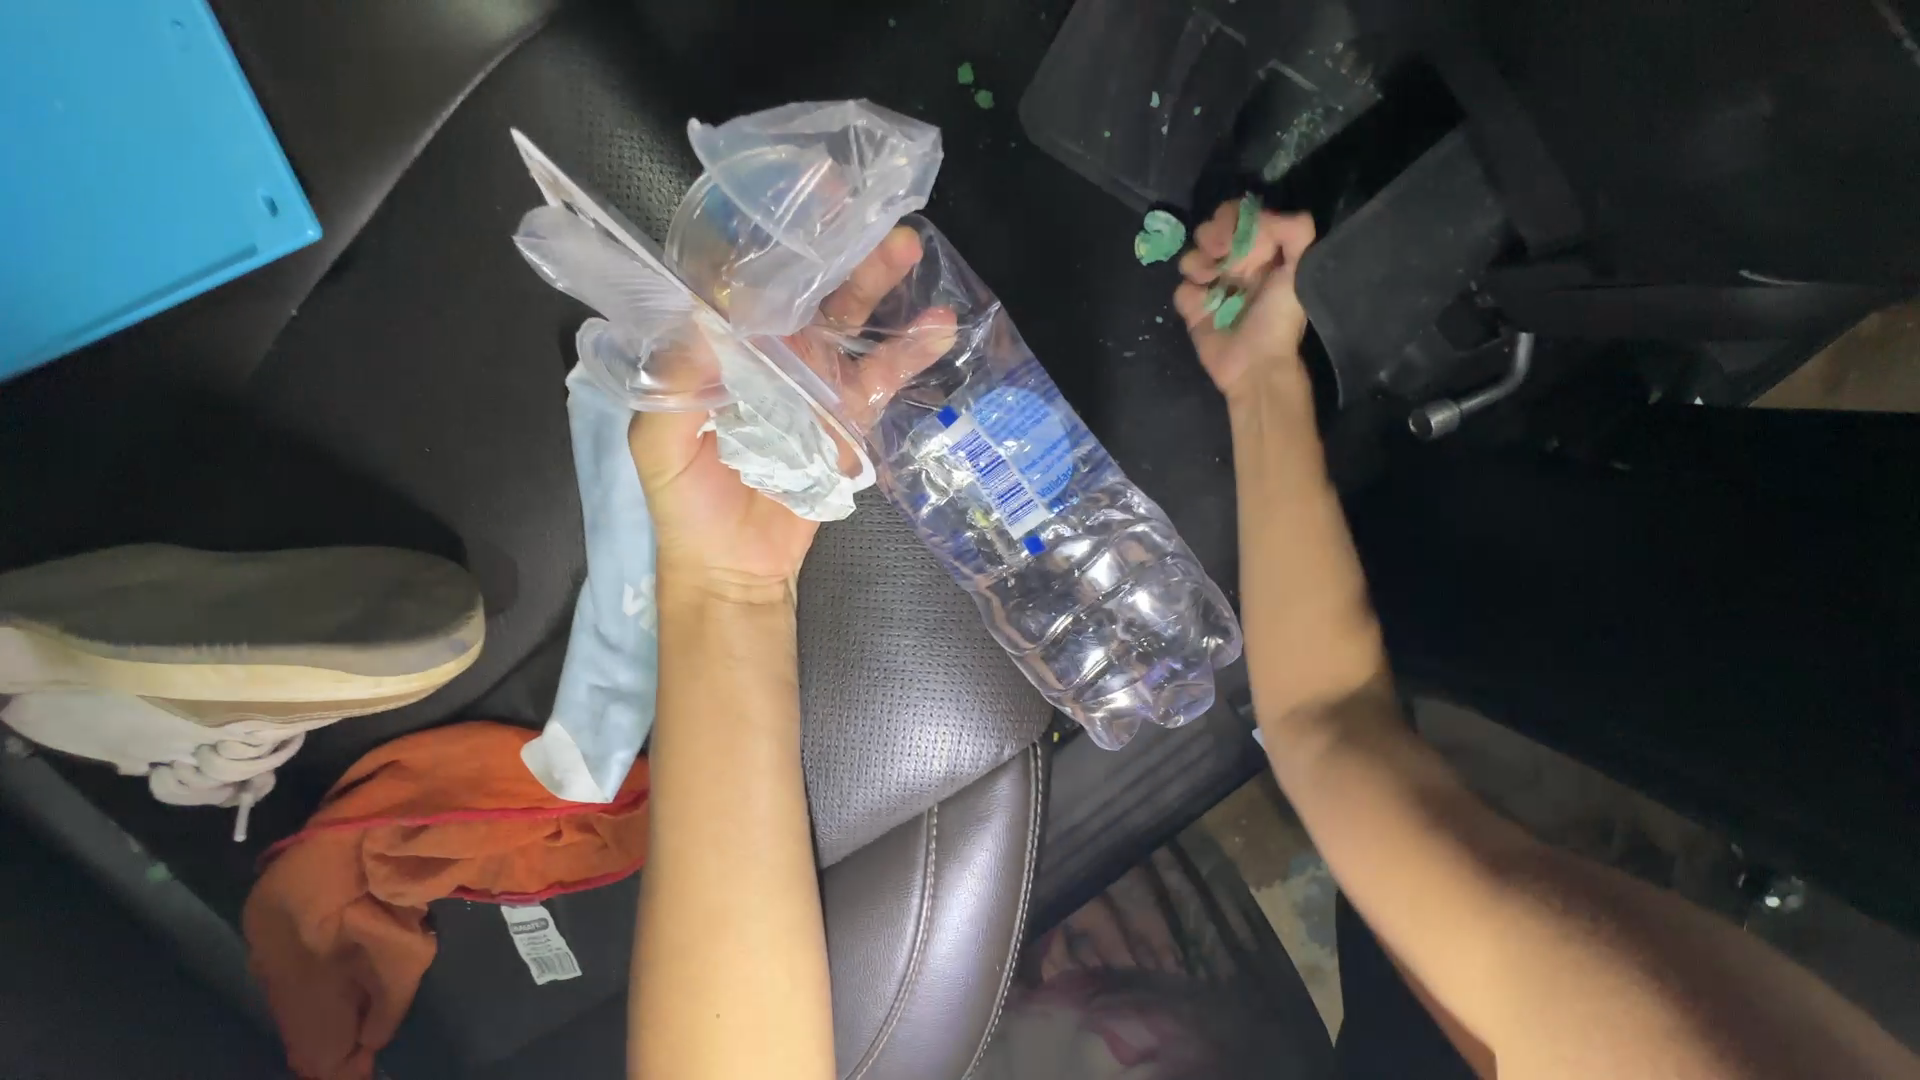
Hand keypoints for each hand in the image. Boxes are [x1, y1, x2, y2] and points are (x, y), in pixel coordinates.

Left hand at [629, 225, 952, 604]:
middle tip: (865, 209)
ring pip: (850, 321)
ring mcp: (817, 381)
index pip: (745, 282)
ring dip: (879, 284)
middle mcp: (772, 352)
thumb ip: (676, 384)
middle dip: (835, 248)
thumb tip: (706, 320)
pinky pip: (883, 376)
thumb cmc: (687, 501)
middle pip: (807, 289)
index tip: (793, 199)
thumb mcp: (659, 443)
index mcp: (723, 349)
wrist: (735, 563)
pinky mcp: (851, 415)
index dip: (768, 240)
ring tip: (908, 245)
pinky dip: (910, 351)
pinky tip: (938, 325)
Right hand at [1172, 202, 1317, 403]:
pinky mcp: (1193, 310)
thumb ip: (1295, 230)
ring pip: (1191, 256)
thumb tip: (1261, 216)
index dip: (1232, 217)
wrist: (1255, 364)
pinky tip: (1201, 305)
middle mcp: (1236, 266)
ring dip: (1197, 262)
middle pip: (1210, 231)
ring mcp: (1212, 288)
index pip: (1239, 218)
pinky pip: (1181, 289)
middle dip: (1211, 235)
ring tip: (1210, 279)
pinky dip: (1189, 294)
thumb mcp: (1300, 268)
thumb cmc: (1279, 318)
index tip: (1234, 232)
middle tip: (1220, 252)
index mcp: (1262, 253)